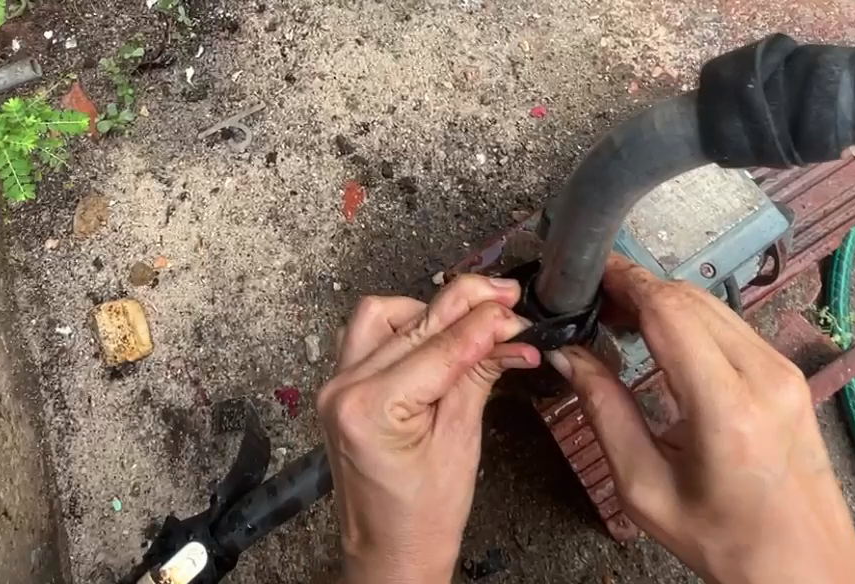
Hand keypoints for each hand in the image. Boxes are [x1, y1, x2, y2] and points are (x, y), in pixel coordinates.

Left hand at [317, 275, 540, 583]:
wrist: (388, 556)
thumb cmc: (423, 520)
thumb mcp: (461, 445)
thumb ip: (478, 376)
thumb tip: (508, 334)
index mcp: (372, 408)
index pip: (440, 347)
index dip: (485, 324)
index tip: (517, 312)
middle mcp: (344, 386)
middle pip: (414, 321)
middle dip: (466, 306)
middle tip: (506, 299)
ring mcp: (337, 381)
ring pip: (384, 313)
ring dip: (429, 308)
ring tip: (472, 317)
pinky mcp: (341, 381)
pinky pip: (368, 331)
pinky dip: (403, 322)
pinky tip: (434, 333)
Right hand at [549, 256, 854, 583]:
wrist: (813, 574)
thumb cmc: (725, 543)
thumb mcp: (646, 489)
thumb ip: (603, 411)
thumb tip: (565, 353)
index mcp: (726, 408)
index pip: (669, 311)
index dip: (624, 281)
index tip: (587, 275)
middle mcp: (763, 375)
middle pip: (687, 297)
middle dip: (635, 286)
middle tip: (594, 300)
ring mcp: (782, 368)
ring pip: (708, 302)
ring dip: (660, 298)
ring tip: (618, 314)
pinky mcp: (788, 371)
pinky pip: (727, 321)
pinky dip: (686, 314)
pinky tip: (658, 333)